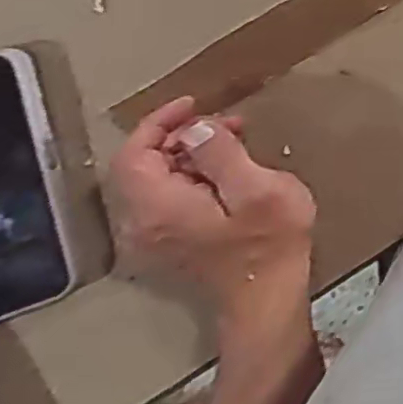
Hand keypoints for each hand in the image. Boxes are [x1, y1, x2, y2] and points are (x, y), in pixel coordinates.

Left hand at [109, 96, 317, 342]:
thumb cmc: (269, 242)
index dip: (159, 123)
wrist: (267, 299)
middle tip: (229, 123)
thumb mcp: (257, 189)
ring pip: (158, 180)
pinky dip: (193, 173)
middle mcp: (144, 223)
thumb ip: (222, 155)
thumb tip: (195, 129)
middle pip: (143, 165)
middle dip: (182, 135)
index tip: (194, 104)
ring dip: (191, 153)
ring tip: (236, 140)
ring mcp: (155, 237)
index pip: (133, 154)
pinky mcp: (173, 242)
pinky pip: (170, 196)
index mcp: (159, 207)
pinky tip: (230, 170)